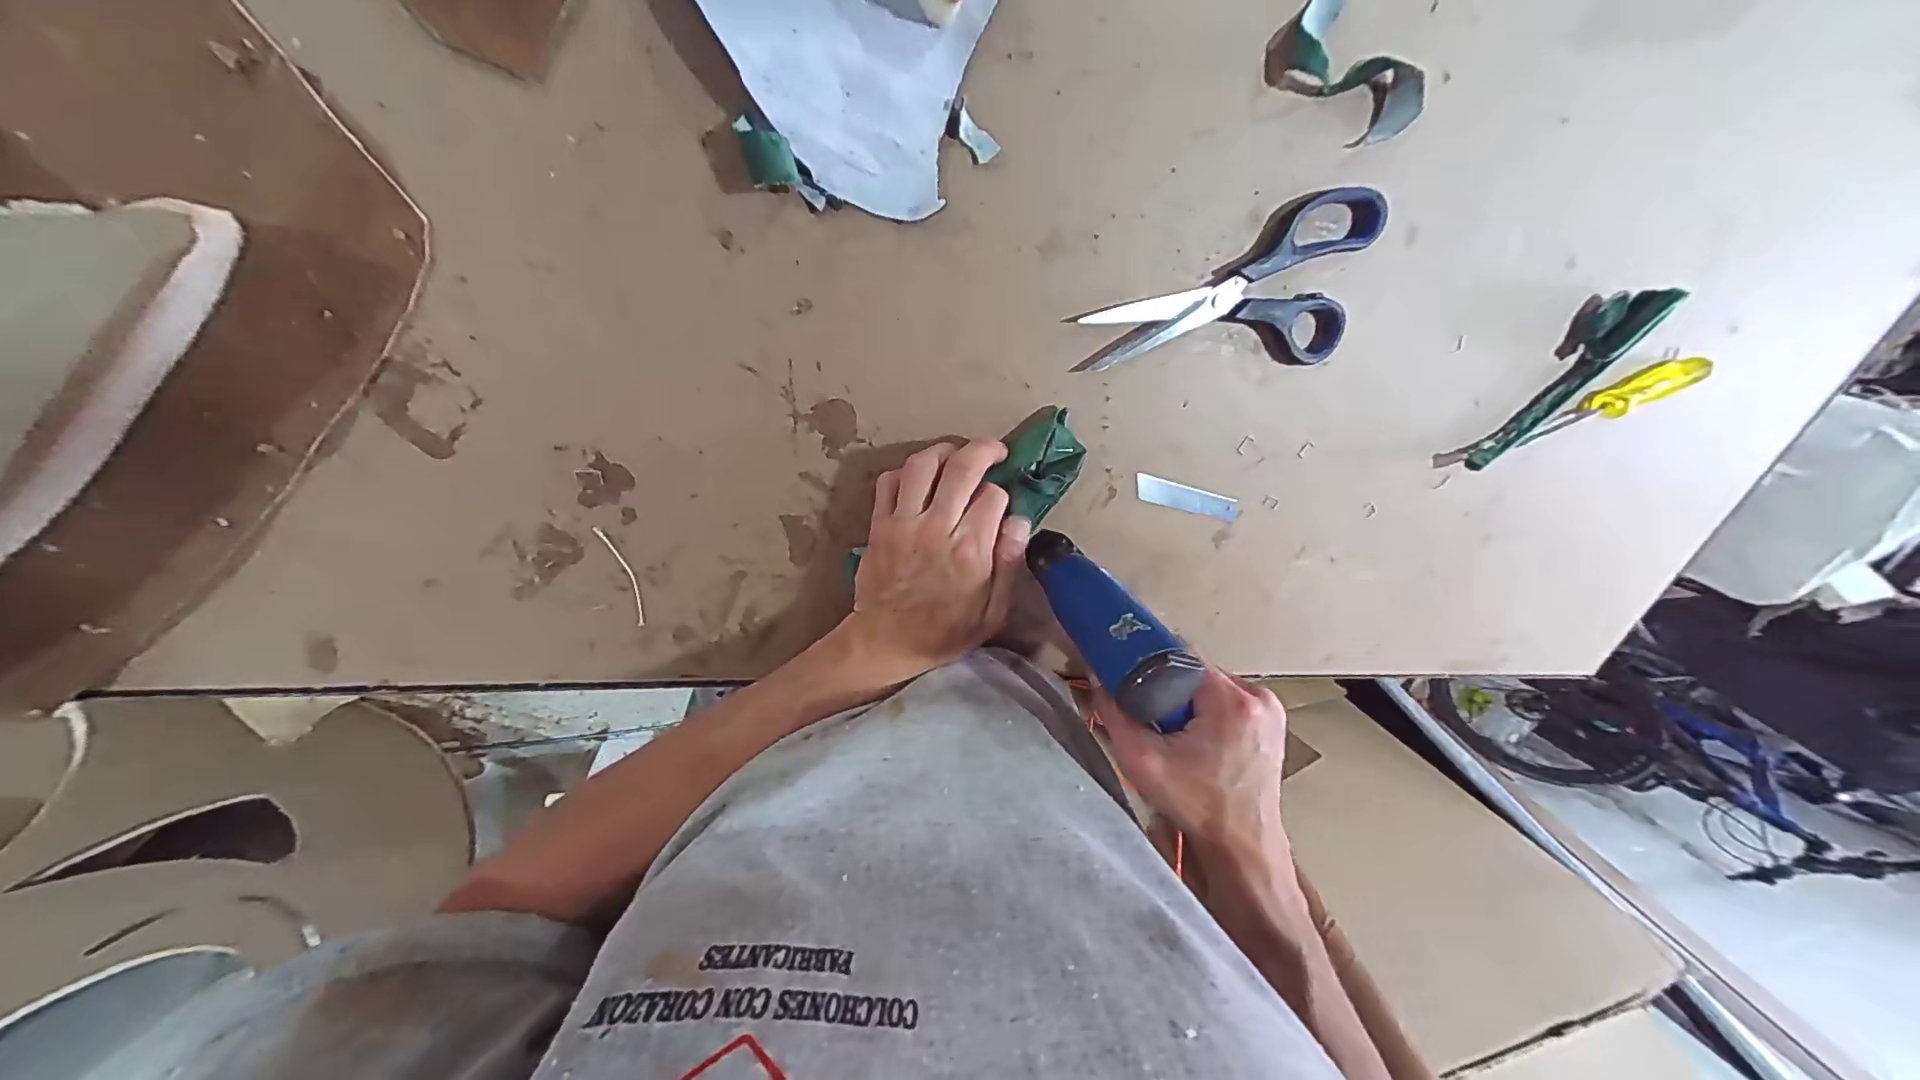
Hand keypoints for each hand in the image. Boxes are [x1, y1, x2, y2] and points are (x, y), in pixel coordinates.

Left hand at [842, 440, 1031, 682]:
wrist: (885, 642)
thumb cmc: (945, 632)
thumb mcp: (992, 612)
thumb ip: (1009, 564)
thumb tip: (1020, 520)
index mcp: (970, 550)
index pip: (993, 495)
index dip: (1003, 492)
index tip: (1002, 502)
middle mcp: (937, 528)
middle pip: (962, 466)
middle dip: (984, 449)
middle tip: (994, 451)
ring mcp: (903, 523)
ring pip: (922, 464)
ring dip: (944, 450)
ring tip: (957, 455)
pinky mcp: (879, 524)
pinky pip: (889, 481)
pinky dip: (905, 471)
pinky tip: (920, 478)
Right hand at [1097, 667, 1289, 854]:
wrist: (1242, 845)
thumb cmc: (1200, 808)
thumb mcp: (1142, 761)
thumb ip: (1114, 714)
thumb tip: (1099, 679)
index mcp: (1232, 702)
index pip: (1181, 654)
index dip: (1150, 662)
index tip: (1130, 676)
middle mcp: (1258, 698)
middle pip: (1195, 669)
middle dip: (1168, 688)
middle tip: (1154, 719)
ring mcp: (1269, 709)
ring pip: (1210, 683)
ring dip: (1187, 699)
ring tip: (1175, 732)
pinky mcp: (1270, 721)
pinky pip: (1226, 698)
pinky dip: (1206, 710)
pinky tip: (1195, 738)